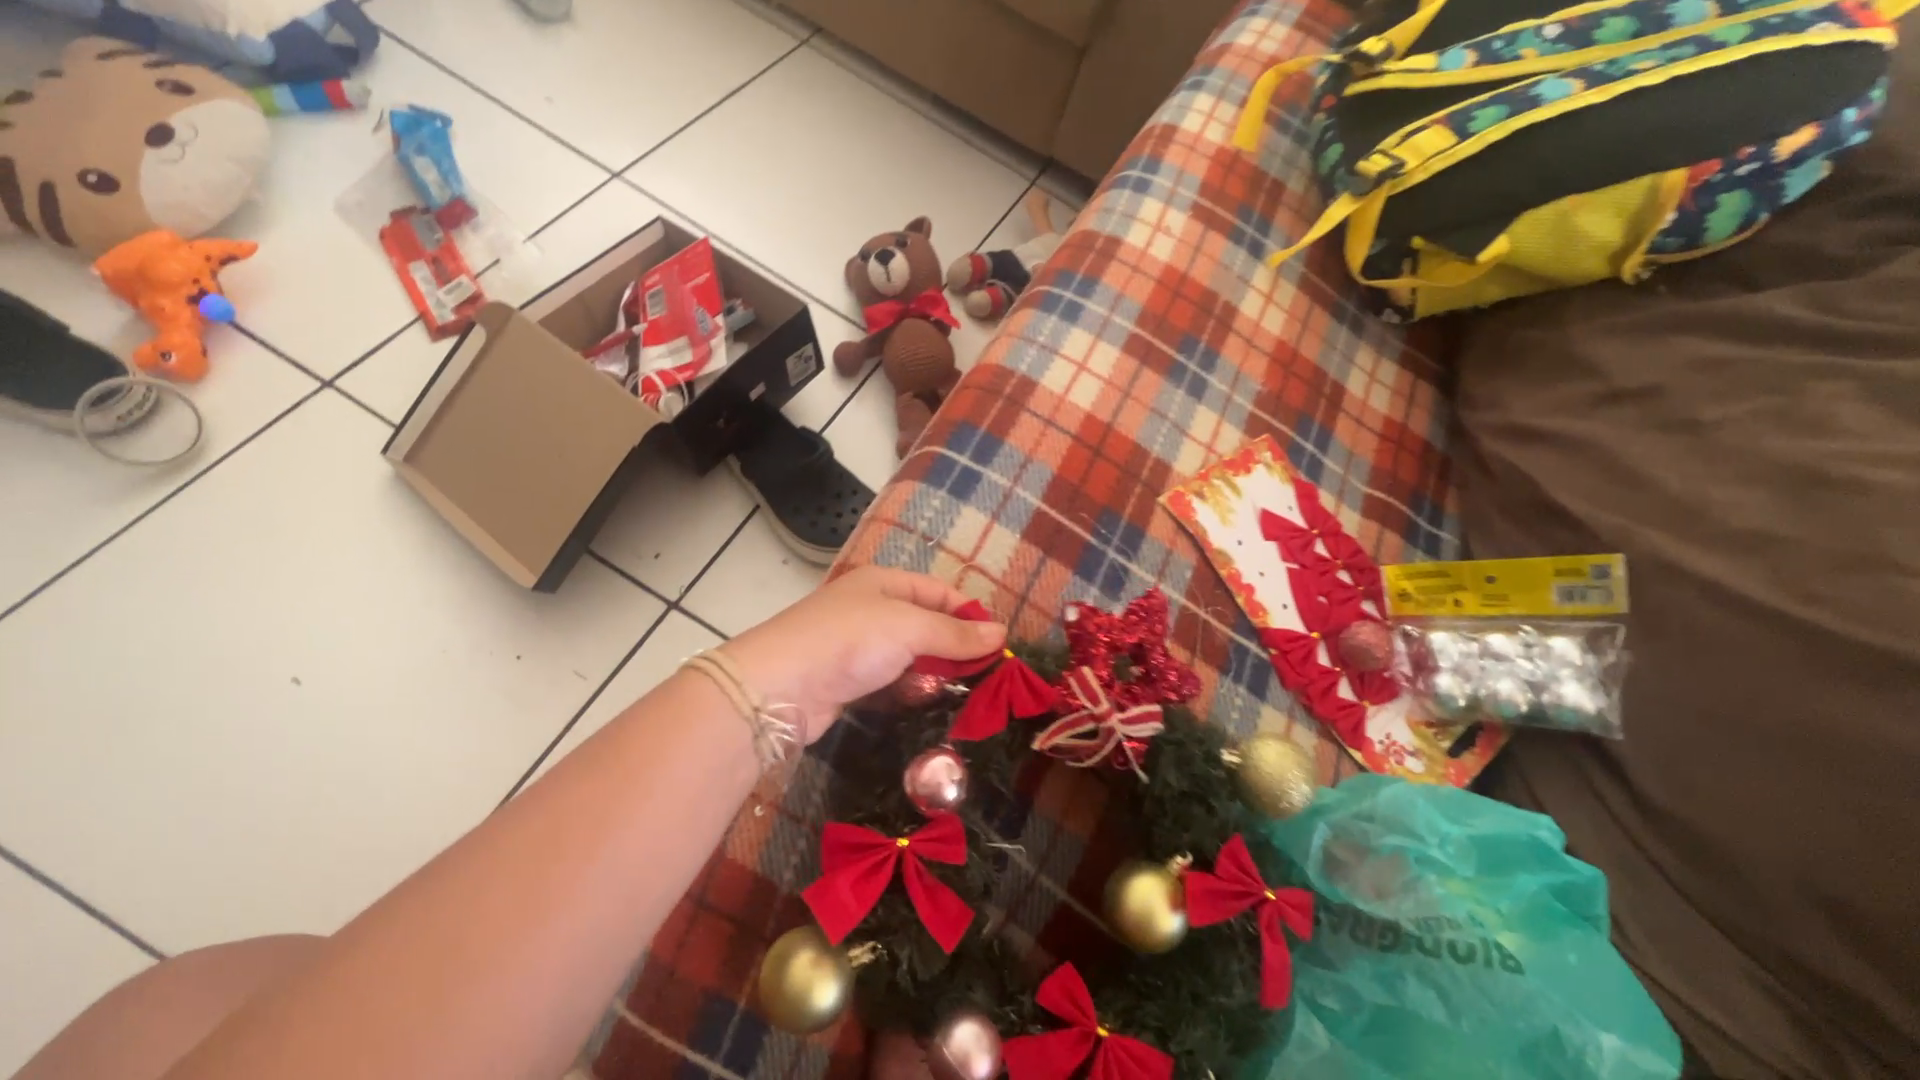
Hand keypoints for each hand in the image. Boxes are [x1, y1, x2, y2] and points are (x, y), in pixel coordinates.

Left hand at [722, 568, 1005, 741]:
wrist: (780, 686)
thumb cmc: (850, 641)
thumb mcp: (910, 628)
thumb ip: (955, 633)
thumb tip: (1000, 634)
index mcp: (884, 583)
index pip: (939, 592)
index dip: (970, 613)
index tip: (999, 642)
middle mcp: (871, 609)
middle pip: (926, 625)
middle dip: (955, 647)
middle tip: (987, 674)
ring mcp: (857, 647)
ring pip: (909, 657)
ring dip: (934, 672)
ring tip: (961, 692)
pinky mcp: (848, 682)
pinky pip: (890, 682)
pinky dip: (909, 690)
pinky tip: (925, 702)